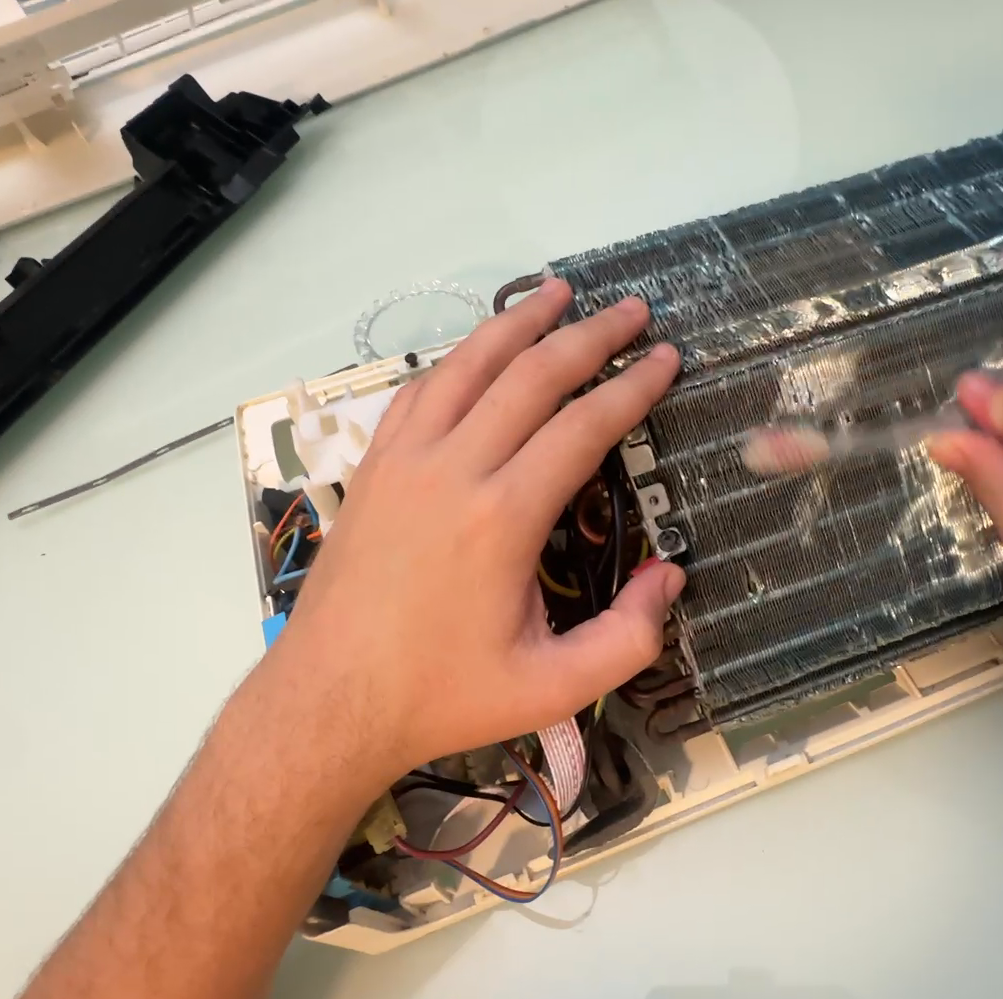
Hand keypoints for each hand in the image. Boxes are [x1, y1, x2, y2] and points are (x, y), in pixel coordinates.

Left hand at [259, 279, 684, 780]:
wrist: (330, 701)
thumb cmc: (443, 696)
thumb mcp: (553, 689)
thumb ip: (628, 637)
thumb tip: (671, 576)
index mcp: (503, 517)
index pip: (582, 426)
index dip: (632, 387)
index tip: (666, 358)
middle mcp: (452, 469)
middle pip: (531, 376)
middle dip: (590, 336)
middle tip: (633, 310)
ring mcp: (403, 461)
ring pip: (468, 366)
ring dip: (518, 323)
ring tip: (558, 293)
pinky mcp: (373, 468)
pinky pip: (419, 391)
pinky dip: (459, 359)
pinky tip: (478, 350)